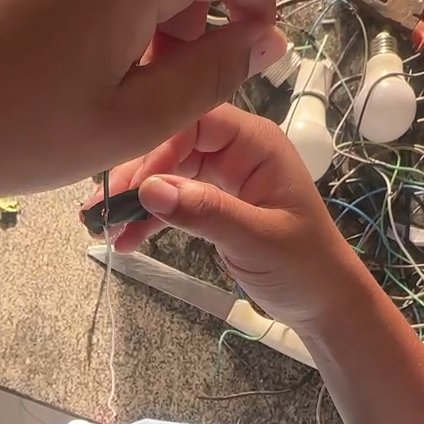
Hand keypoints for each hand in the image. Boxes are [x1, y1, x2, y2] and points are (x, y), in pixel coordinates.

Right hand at [98, 103, 374, 333]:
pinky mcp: (214, 205)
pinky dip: (149, 221)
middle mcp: (236, 152)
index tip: (130, 187)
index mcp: (255, 143)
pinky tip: (124, 240)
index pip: (194, 121)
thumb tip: (149, 190)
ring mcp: (223, 178)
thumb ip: (206, 213)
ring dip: (135, 201)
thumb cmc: (306, 267)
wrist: (323, 303)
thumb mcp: (257, 239)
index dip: (157, 147)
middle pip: (173, 146)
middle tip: (101, 208)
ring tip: (100, 227)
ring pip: (167, 176)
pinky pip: (174, 203)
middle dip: (136, 176)